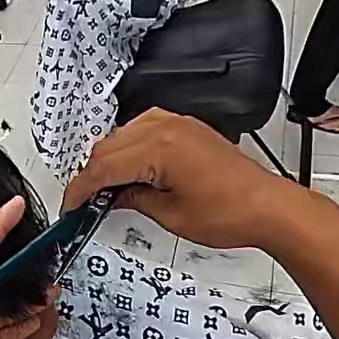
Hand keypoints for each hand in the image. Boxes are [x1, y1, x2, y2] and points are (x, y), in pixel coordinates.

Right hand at [63, 109, 317, 250]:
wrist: (267, 206)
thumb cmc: (231, 212)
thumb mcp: (170, 216)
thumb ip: (133, 200)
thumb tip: (111, 198)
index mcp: (159, 148)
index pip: (102, 166)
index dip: (81, 189)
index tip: (71, 206)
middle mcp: (166, 127)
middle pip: (108, 147)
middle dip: (92, 175)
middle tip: (87, 203)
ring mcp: (178, 123)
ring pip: (123, 135)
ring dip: (110, 160)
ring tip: (108, 191)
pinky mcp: (187, 127)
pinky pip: (145, 130)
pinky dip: (131, 149)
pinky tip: (132, 171)